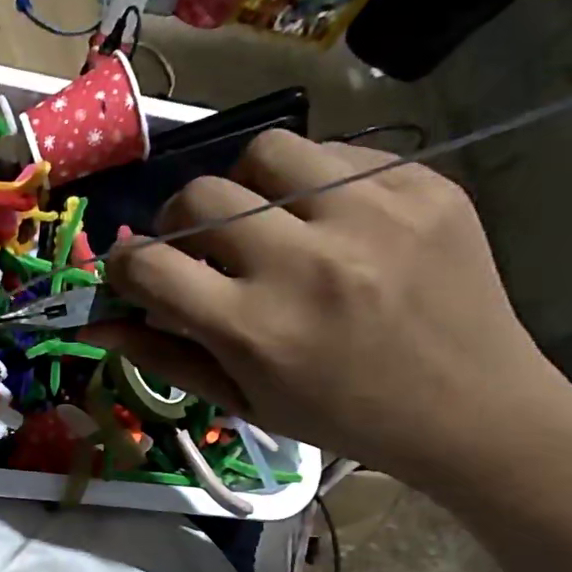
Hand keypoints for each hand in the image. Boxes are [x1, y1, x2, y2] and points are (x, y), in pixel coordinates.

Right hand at [82, 130, 571, 487]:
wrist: (473, 411)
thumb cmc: (343, 418)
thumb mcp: (246, 402)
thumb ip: (166, 355)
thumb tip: (99, 323)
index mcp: (256, 328)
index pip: (151, 264)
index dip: (126, 263)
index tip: (136, 270)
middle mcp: (306, 263)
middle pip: (199, 197)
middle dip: (180, 222)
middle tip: (201, 248)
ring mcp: (371, 215)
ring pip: (266, 153)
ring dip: (245, 186)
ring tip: (265, 219)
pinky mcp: (423, 188)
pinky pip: (338, 154)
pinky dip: (314, 183)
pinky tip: (330, 220)